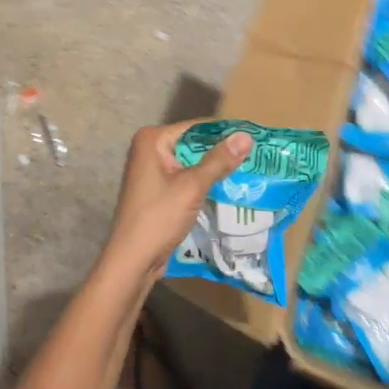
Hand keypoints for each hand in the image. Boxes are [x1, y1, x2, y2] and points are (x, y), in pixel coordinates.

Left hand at [102, 120, 252, 280]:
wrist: (133, 261)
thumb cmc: (158, 218)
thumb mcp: (192, 187)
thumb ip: (219, 160)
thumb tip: (247, 136)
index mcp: (152, 140)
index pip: (196, 127)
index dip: (225, 133)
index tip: (254, 139)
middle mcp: (149, 149)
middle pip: (194, 144)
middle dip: (221, 152)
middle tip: (256, 156)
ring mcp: (152, 171)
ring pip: (192, 162)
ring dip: (215, 169)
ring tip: (249, 171)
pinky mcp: (158, 190)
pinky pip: (186, 178)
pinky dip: (204, 182)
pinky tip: (228, 188)